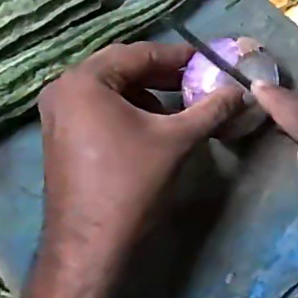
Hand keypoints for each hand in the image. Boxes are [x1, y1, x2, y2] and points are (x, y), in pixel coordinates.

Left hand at [30, 42, 241, 297]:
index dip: (176, 55)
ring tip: (179, 105)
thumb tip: (241, 92)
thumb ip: (211, 109)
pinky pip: (97, 108)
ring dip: (145, 92)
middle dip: (160, 73)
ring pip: (108, 89)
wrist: (90, 244)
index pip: (137, 53)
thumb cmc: (131, 183)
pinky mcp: (59, 136)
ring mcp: (56, 114)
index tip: (206, 59)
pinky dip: (126, 109)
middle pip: (119, 68)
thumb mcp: (176, 140)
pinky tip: (152, 125)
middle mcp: (62, 90)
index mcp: (84, 80)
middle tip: (196, 79)